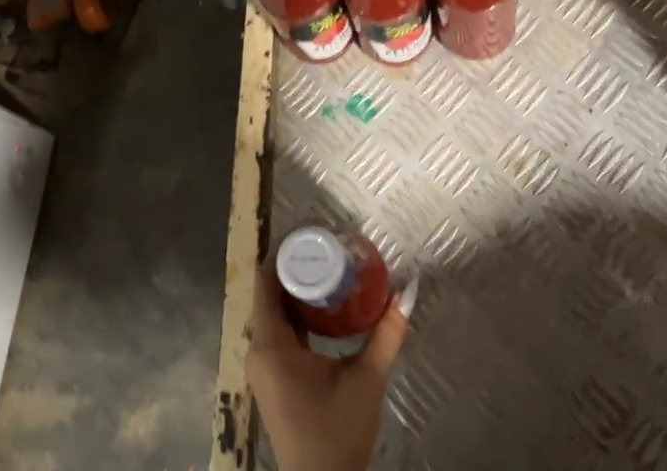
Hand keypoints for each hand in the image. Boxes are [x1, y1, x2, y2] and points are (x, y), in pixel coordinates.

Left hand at [246, 267, 412, 470]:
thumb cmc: (338, 431)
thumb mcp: (367, 379)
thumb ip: (386, 333)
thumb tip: (408, 291)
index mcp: (271, 346)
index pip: (264, 284)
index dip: (282, 256)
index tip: (309, 235)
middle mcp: (258, 351)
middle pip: (269, 297)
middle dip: (295, 271)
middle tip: (327, 248)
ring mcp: (262, 367)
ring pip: (274, 316)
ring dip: (297, 294)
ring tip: (328, 269)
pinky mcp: (272, 379)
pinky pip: (278, 334)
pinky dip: (296, 317)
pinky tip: (324, 308)